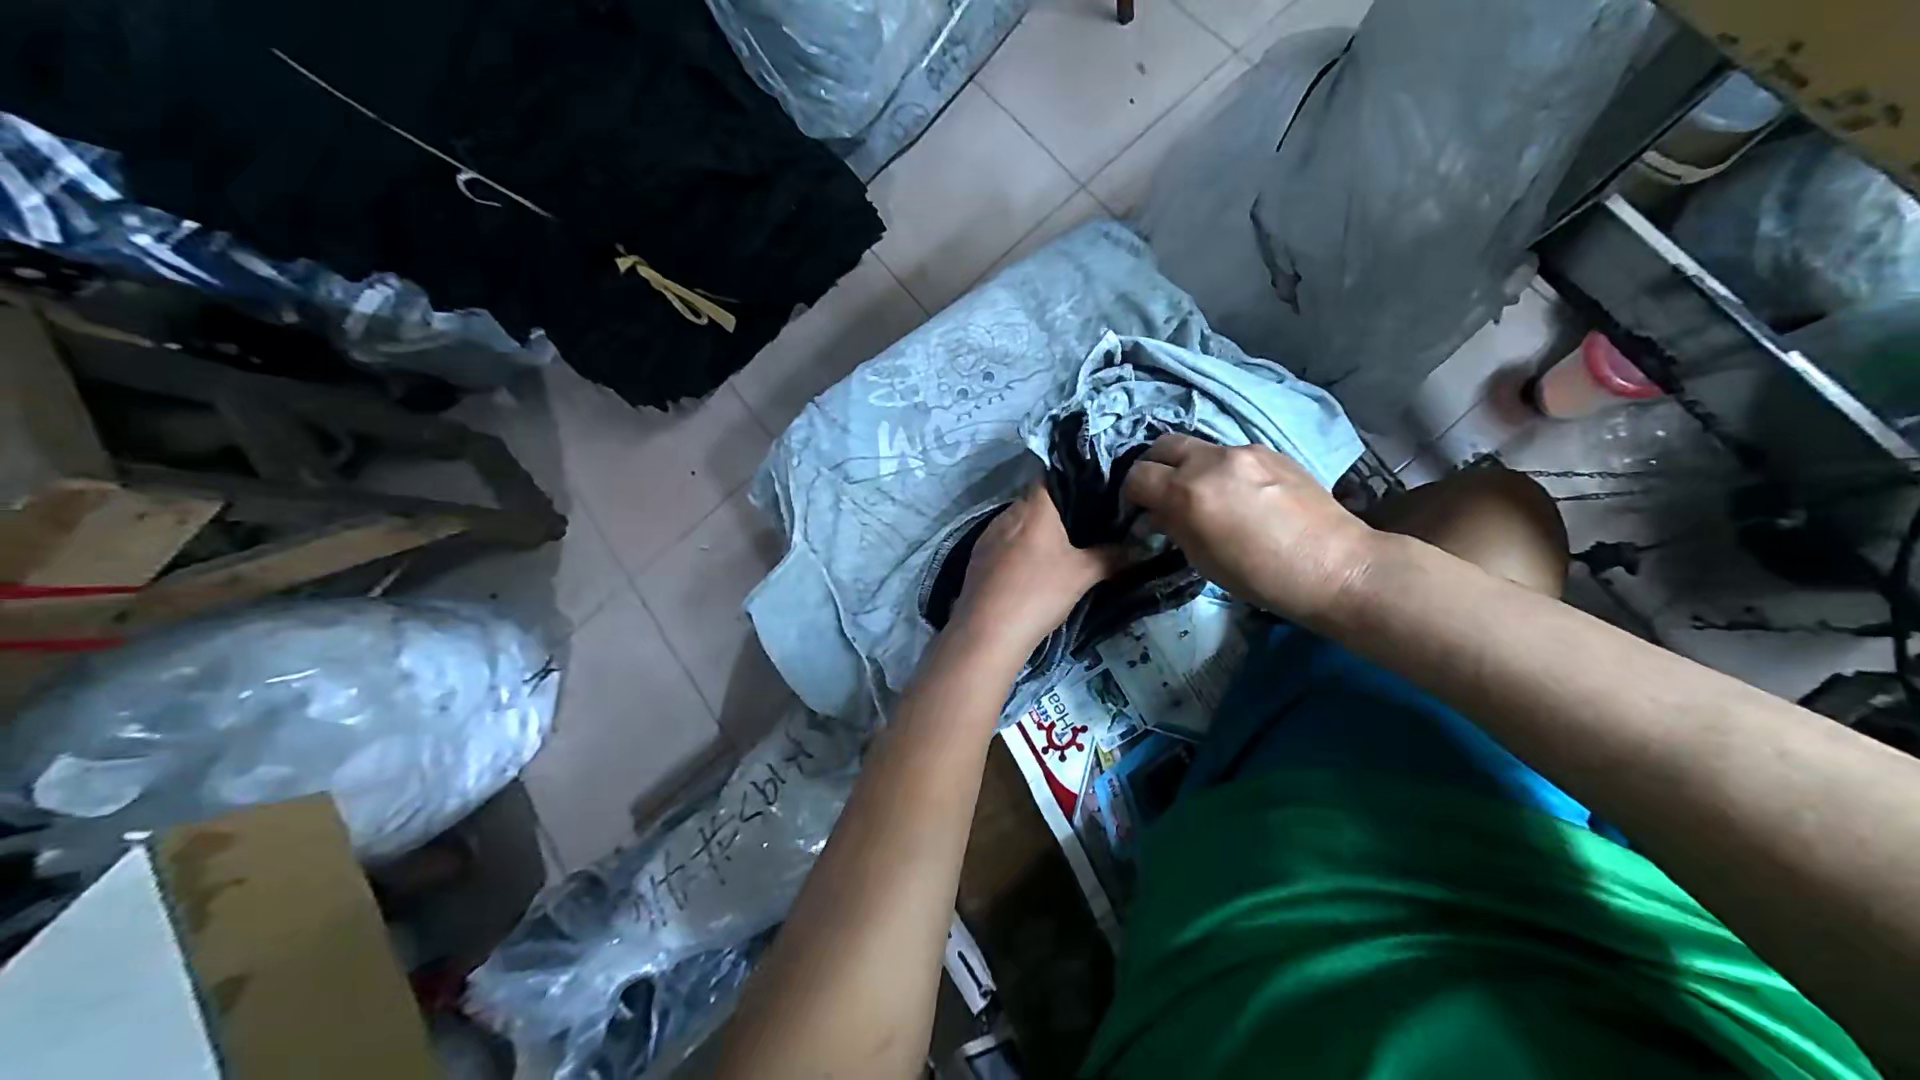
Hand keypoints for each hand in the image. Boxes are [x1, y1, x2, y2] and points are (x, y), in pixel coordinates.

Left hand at [951, 482, 1125, 654]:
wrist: (988, 630)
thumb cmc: (1038, 592)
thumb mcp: (1083, 575)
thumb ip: (1112, 556)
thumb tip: (1141, 546)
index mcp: (1033, 506)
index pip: (1050, 475)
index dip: (1071, 479)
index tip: (1091, 491)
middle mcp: (1007, 513)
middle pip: (1035, 500)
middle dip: (1056, 509)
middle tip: (1083, 522)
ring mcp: (987, 535)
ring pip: (1017, 522)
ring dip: (1035, 530)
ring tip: (1059, 545)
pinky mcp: (977, 558)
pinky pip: (1003, 542)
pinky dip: (1019, 548)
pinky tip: (1031, 566)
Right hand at [1122, 434, 1375, 620]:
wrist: (1334, 565)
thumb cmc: (1259, 576)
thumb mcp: (1201, 559)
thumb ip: (1173, 526)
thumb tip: (1157, 512)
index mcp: (1187, 491)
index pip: (1138, 475)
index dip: (1132, 493)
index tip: (1139, 509)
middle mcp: (1211, 461)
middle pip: (1163, 445)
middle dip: (1155, 466)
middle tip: (1161, 492)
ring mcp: (1244, 451)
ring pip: (1200, 448)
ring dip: (1190, 467)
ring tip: (1203, 495)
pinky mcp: (1271, 451)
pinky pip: (1230, 454)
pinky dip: (1221, 469)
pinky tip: (1238, 495)